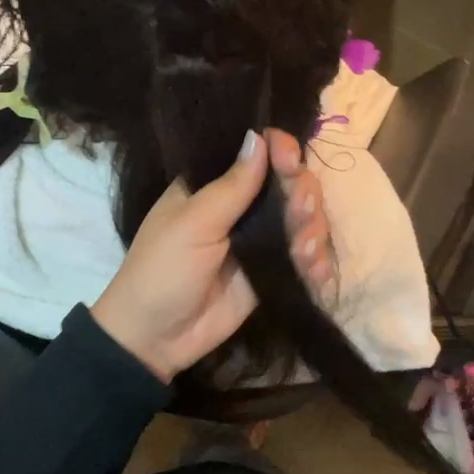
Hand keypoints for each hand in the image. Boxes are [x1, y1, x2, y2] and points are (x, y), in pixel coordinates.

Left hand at [92, 128, 335, 381]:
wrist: (156, 337)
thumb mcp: (193, 224)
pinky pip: (304, 258)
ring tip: (305, 253)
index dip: (282, 151)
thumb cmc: (163, 269)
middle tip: (299, 213)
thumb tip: (260, 135)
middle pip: (291, 183)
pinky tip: (317, 274)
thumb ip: (232, 185)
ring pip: (303, 219)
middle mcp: (241, 206)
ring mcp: (259, 239)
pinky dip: (317, 262)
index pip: (258, 153)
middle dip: (304, 194)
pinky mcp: (272, 272)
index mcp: (214, 185)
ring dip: (314, 229)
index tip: (289, 162)